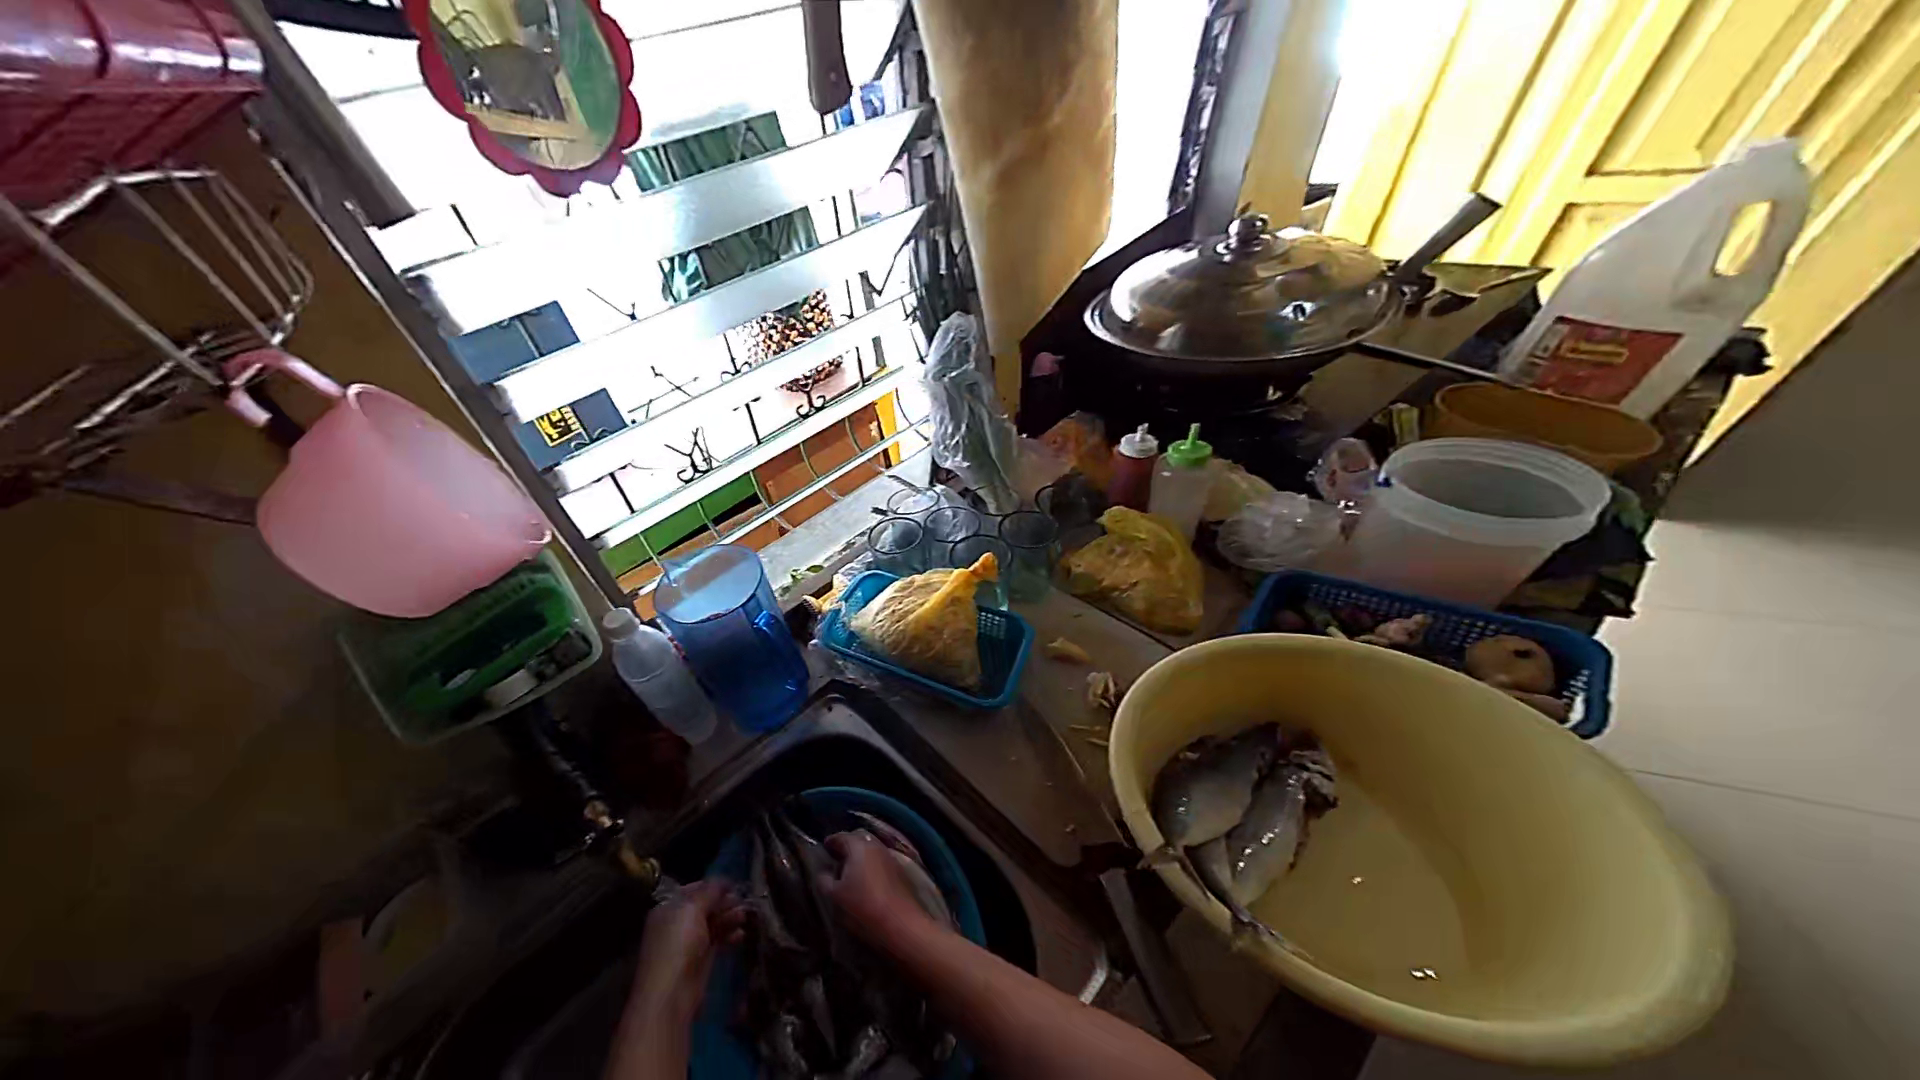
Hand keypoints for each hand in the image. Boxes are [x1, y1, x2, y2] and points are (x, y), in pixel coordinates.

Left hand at [630, 878, 745, 1028]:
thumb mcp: (692, 909)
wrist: (671, 994)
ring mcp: (689, 942)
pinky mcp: (701, 960)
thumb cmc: (678, 944)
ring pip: (713, 922)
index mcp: (668, 908)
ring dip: (729, 917)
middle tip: (743, 900)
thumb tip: (724, 881)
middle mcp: (677, 923)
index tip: (734, 884)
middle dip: (724, 902)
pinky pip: (718, 940)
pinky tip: (741, 935)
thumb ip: (710, 891)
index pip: (693, 889)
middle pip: (705, 906)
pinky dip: (729, 935)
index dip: (712, 886)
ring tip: (744, 916)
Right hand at [817, 830, 946, 948]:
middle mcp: (876, 845)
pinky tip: (865, 880)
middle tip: (836, 859)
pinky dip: (870, 865)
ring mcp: (890, 857)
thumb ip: (824, 881)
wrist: (900, 923)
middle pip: (859, 839)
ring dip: (860, 856)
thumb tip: (823, 872)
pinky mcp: (899, 871)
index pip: (841, 836)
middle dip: (847, 846)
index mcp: (858, 846)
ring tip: (849, 872)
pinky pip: (880, 861)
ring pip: (871, 850)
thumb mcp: (835, 896)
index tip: (823, 848)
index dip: (830, 842)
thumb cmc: (862, 906)